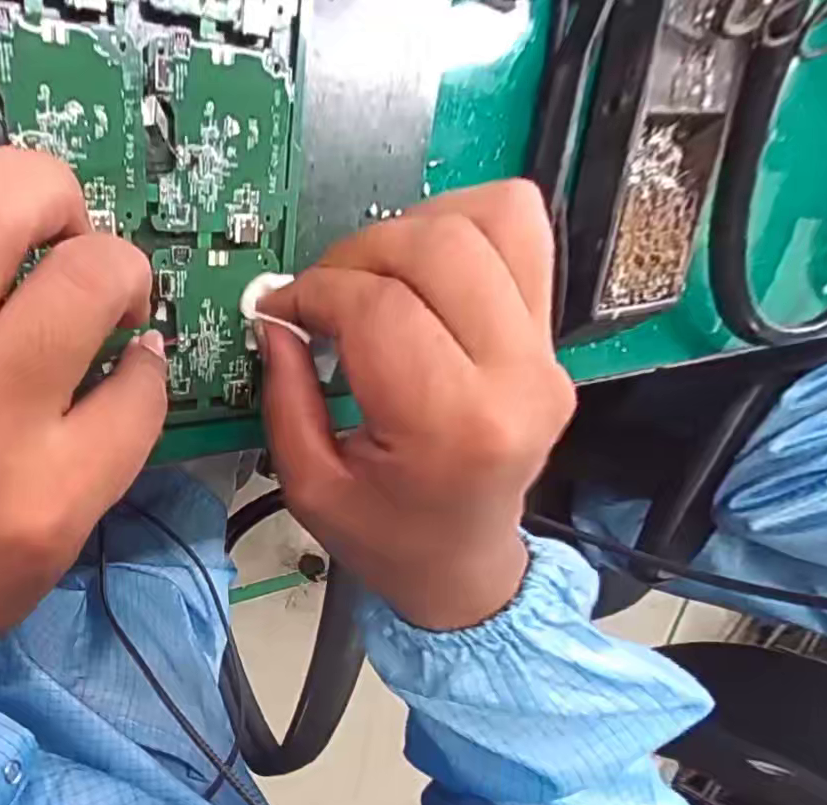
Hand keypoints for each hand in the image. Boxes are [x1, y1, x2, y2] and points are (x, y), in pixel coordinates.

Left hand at [0, 149, 167, 709]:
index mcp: (46, 496)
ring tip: (32, 228)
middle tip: (92, 284)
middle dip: (117, 261)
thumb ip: (103, 461)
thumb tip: (133, 359)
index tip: (127, 363)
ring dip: (29, 193)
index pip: (142, 385)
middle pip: (81, 278)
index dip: (147, 364)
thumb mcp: (52, 555)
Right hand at [256, 180, 574, 629]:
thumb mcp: (308, 485)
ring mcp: (546, 352)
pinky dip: (460, 229)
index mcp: (447, 426)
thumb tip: (274, 321)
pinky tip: (413, 272)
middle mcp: (514, 376)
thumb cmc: (381, 538)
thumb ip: (286, 399)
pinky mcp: (552, 340)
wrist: (461, 563)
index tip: (277, 310)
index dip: (314, 292)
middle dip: (355, 254)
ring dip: (411, 230)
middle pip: (440, 248)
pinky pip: (522, 238)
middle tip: (315, 294)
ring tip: (366, 277)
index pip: (380, 307)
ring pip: (495, 219)